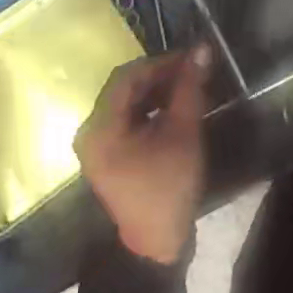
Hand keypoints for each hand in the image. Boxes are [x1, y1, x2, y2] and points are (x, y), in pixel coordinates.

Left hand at [76, 46, 213, 263]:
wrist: (156, 244)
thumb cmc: (169, 187)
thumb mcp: (184, 133)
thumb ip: (190, 88)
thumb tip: (202, 49)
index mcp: (101, 127)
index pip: (128, 77)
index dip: (161, 62)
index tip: (193, 57)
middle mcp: (90, 130)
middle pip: (124, 88)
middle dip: (160, 75)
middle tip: (193, 71)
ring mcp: (96, 144)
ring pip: (126, 102)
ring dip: (156, 91)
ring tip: (188, 87)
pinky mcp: (107, 153)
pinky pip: (126, 118)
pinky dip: (149, 108)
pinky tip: (173, 107)